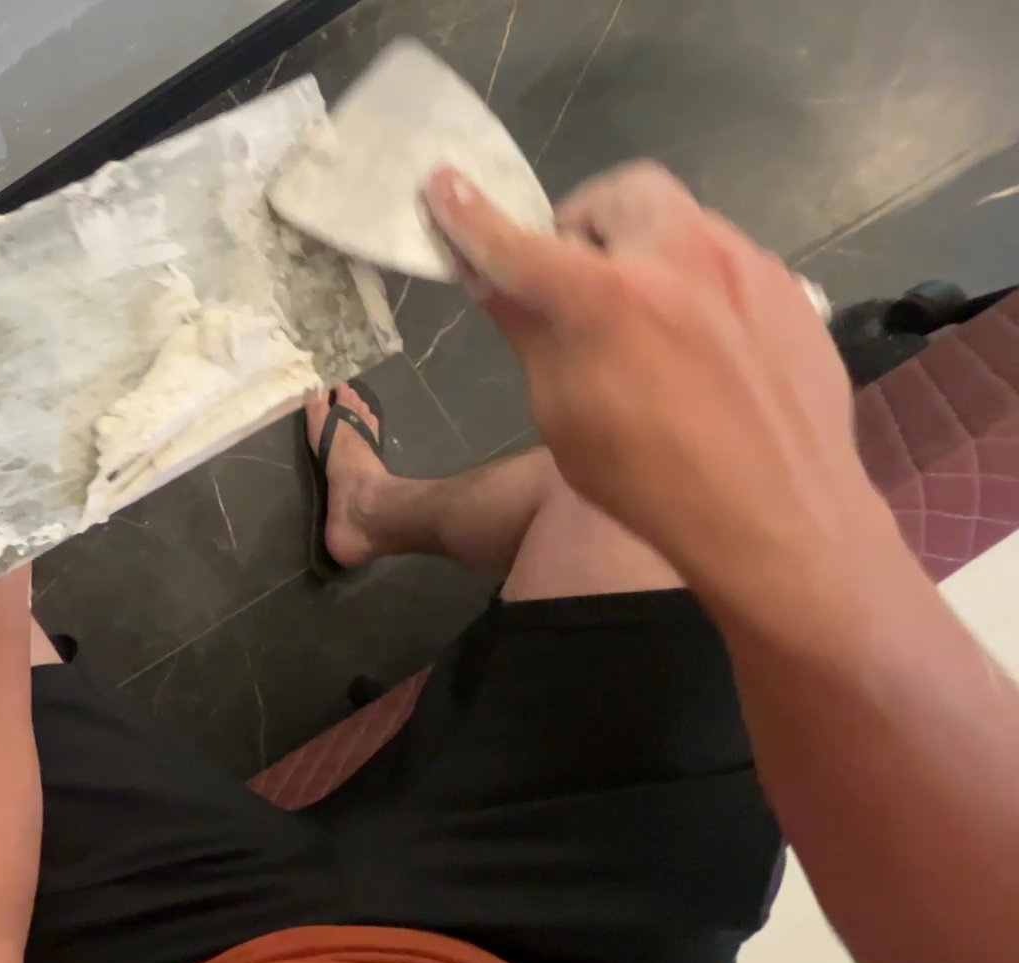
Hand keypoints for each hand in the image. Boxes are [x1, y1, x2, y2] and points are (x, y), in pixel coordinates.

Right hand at [421, 161, 878, 591]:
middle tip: (565, 278)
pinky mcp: (787, 289)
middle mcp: (682, 260)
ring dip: (632, 250)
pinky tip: (683, 345)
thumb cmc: (639, 475)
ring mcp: (746, 268)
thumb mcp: (559, 408)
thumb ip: (527, 330)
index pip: (519, 244)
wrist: (772, 513)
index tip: (442, 184)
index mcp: (608, 299)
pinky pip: (718, 259)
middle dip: (580, 222)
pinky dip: (679, 281)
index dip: (471, 216)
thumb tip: (490, 281)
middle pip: (620, 193)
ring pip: (675, 222)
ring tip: (627, 320)